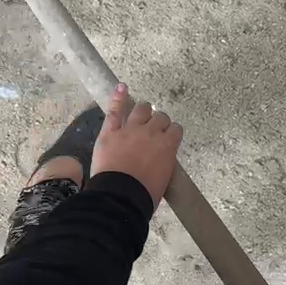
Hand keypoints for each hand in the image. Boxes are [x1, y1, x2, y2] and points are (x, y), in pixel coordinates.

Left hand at [90, 84, 180, 203]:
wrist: (120, 196)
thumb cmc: (144, 194)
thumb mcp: (164, 178)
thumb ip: (164, 161)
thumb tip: (161, 158)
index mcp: (168, 146)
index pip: (175, 130)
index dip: (171, 132)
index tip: (168, 136)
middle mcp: (151, 132)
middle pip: (160, 117)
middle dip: (158, 121)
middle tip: (153, 128)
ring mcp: (130, 129)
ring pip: (141, 109)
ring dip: (143, 110)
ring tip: (142, 111)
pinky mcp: (110, 132)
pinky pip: (115, 110)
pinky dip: (118, 97)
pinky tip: (121, 87)